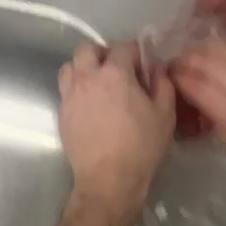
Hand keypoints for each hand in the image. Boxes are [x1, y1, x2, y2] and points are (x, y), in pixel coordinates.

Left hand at [57, 42, 175, 217]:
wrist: (109, 179)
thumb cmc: (141, 146)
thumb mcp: (164, 114)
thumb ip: (162, 85)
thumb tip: (156, 68)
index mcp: (114, 73)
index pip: (121, 47)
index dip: (133, 52)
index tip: (141, 66)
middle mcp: (87, 77)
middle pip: (87, 49)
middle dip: (101, 53)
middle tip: (115, 70)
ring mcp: (70, 94)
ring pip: (70, 66)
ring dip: (83, 69)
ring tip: (97, 84)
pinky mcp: (61, 112)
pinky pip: (65, 90)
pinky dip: (76, 89)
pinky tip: (89, 105)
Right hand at [171, 44, 225, 201]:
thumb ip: (218, 121)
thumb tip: (202, 105)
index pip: (193, 83)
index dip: (175, 78)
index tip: (166, 79)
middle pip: (205, 59)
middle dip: (185, 60)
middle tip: (176, 66)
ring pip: (225, 49)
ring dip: (205, 51)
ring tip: (196, 57)